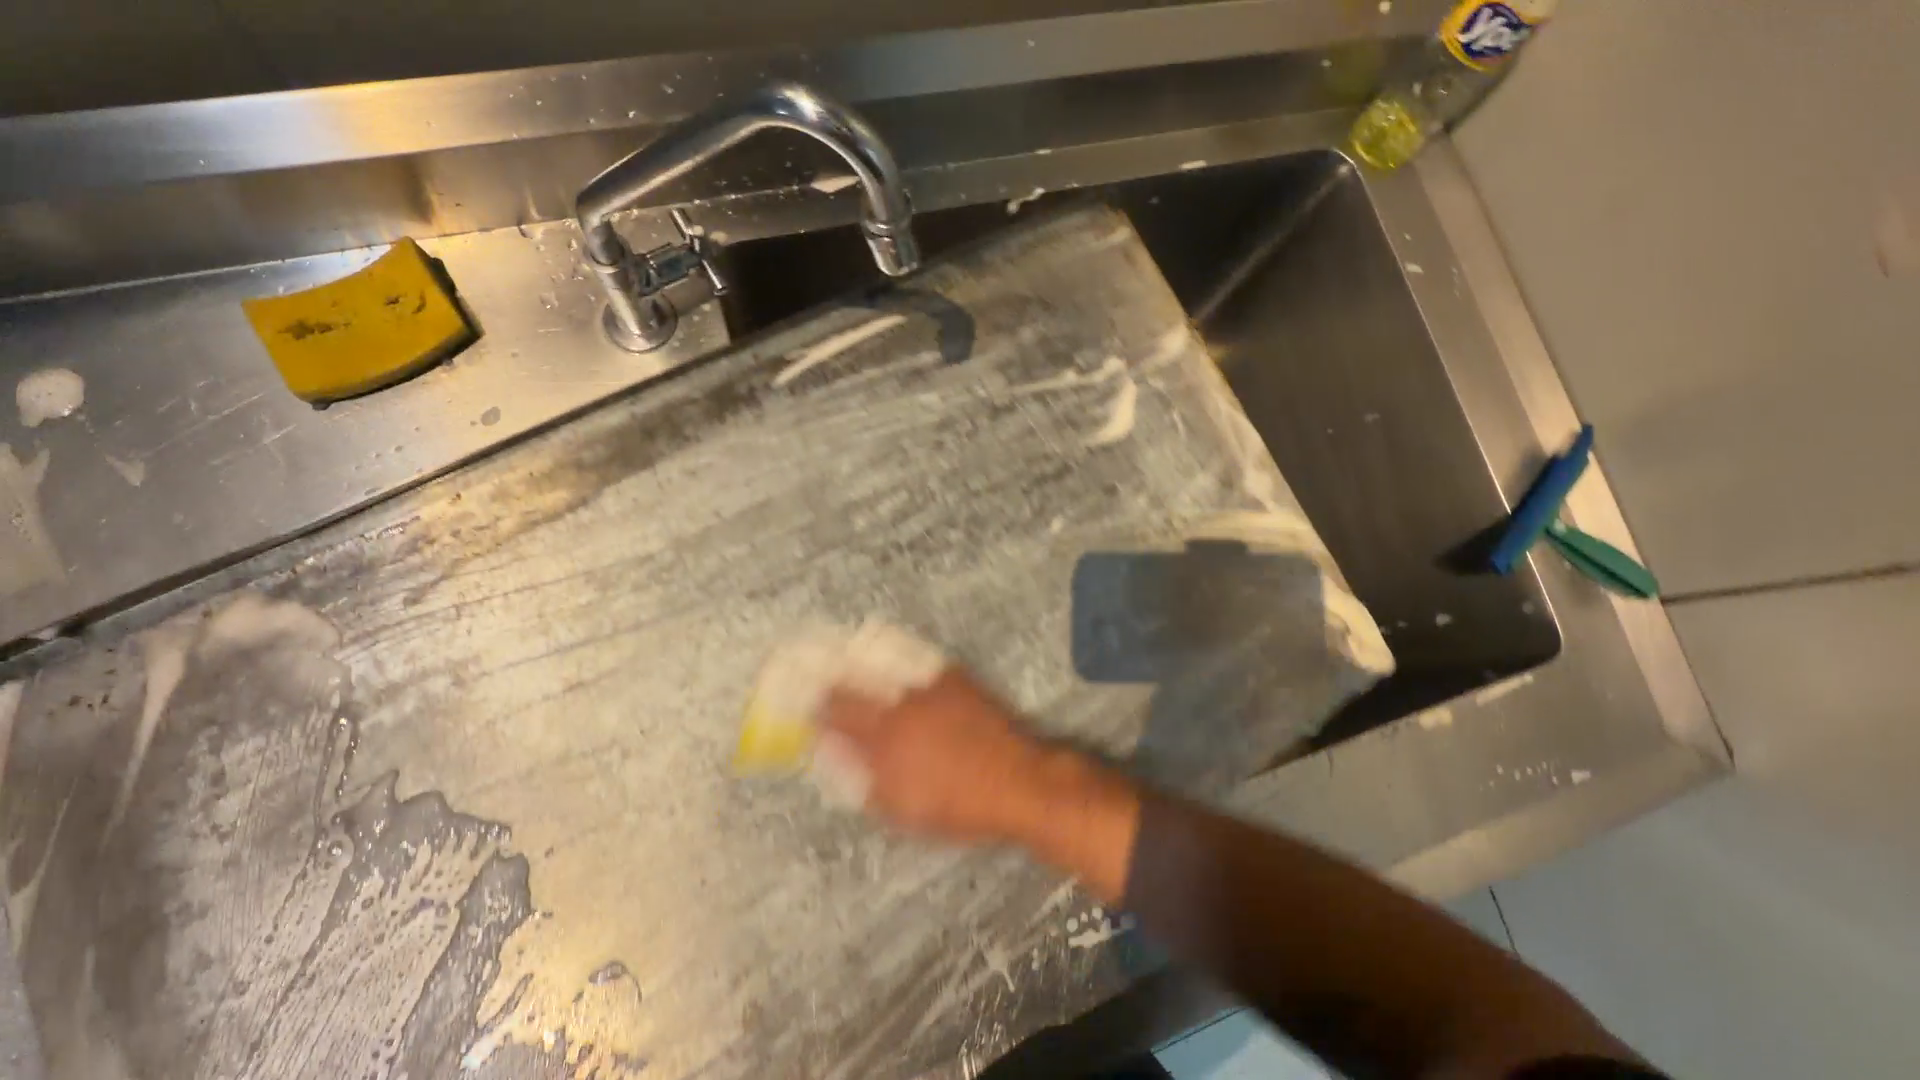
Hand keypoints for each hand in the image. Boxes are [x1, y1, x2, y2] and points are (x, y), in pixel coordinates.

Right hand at [822, 667, 1142, 900]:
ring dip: (854, 655)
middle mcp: (901, 704)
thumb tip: (831, 755)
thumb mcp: (900, 807)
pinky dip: (895, 652)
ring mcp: (929, 688)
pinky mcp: (954, 680)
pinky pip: (916, 658)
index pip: (833, 711)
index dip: (811, 705)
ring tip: (838, 650)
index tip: (798, 701)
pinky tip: (886, 647)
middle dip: (825, 672)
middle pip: (851, 679)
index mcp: (882, 736)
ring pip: (881, 661)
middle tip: (808, 665)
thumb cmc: (958, 805)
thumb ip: (861, 778)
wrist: (1018, 782)